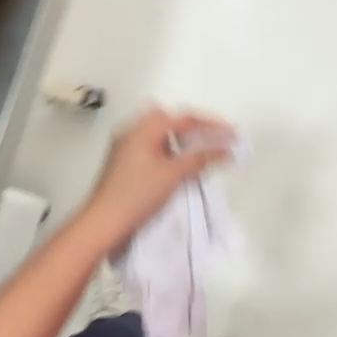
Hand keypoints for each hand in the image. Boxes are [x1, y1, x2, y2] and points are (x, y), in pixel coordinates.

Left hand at [78, 106, 234, 246]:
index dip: (211, 124)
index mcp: (142, 128)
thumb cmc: (139, 194)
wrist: (104, 219)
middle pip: (167, 118)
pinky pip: (148, 144)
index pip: (183, 117)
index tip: (233, 134)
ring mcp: (123, 144)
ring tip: (198, 151)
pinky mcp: (121, 160)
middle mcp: (130, 130)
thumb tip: (225, 150)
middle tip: (213, 139)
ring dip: (178, 137)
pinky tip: (176, 162)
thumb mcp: (173, 174)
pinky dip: (166, 147)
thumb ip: (200, 158)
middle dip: (192, 125)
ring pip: (156, 131)